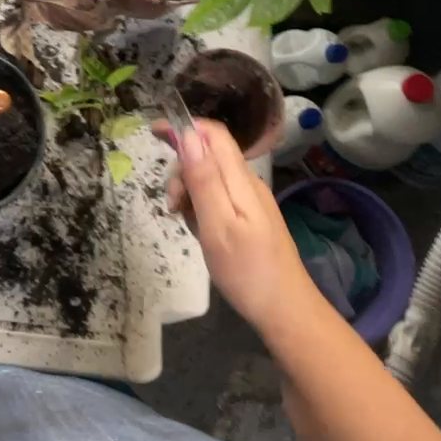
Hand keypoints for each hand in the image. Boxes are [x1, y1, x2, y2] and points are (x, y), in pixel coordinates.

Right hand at [162, 119, 323, 338]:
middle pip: (207, 155)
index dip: (184, 127)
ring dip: (189, 192)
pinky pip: (216, 198)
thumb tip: (189, 134)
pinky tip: (198, 231)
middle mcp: (247, 183)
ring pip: (209, 178)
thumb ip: (204, 180)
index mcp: (241, 180)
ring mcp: (249, 201)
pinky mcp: (249, 219)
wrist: (286, 313)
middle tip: (173, 207)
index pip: (213, 133)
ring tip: (185, 223)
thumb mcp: (218, 226)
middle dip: (181, 171)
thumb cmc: (248, 272)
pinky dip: (200, 208)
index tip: (154, 134)